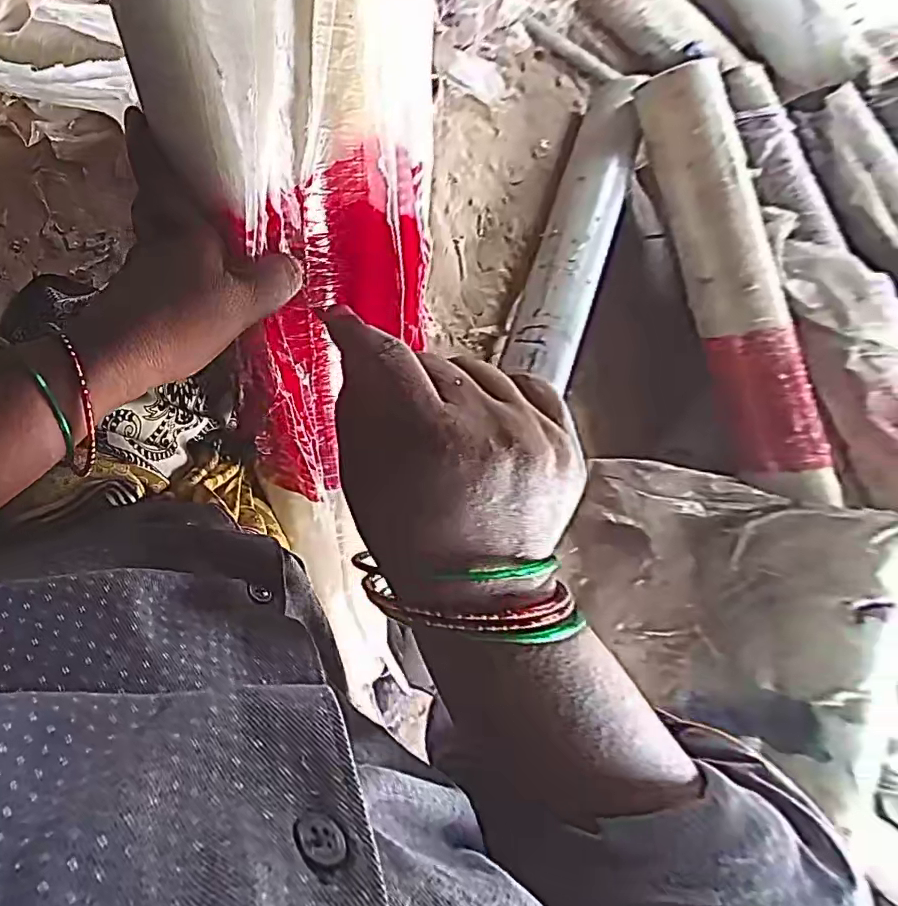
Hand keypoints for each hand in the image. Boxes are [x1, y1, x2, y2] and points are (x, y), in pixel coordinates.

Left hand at [67, 109, 301, 406]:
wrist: (108, 364)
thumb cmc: (171, 324)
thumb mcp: (237, 303)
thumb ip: (270, 281)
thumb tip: (291, 267)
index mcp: (179, 227)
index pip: (158, 172)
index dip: (148, 142)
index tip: (136, 114)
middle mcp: (153, 242)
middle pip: (155, 202)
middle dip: (164, 184)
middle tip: (183, 172)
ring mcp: (137, 272)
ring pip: (155, 236)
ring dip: (171, 226)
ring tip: (204, 229)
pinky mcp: (131, 300)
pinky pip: (158, 268)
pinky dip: (173, 264)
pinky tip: (194, 281)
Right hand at [322, 307, 584, 606]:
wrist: (474, 585)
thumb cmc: (401, 528)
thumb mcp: (358, 467)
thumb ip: (356, 404)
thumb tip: (356, 357)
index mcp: (430, 434)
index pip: (388, 357)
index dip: (356, 333)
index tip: (338, 320)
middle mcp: (489, 424)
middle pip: (429, 361)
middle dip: (400, 371)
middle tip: (387, 395)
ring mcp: (537, 432)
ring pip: (476, 369)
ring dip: (446, 381)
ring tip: (436, 413)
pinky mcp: (567, 441)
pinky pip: (525, 384)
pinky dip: (494, 389)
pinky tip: (477, 410)